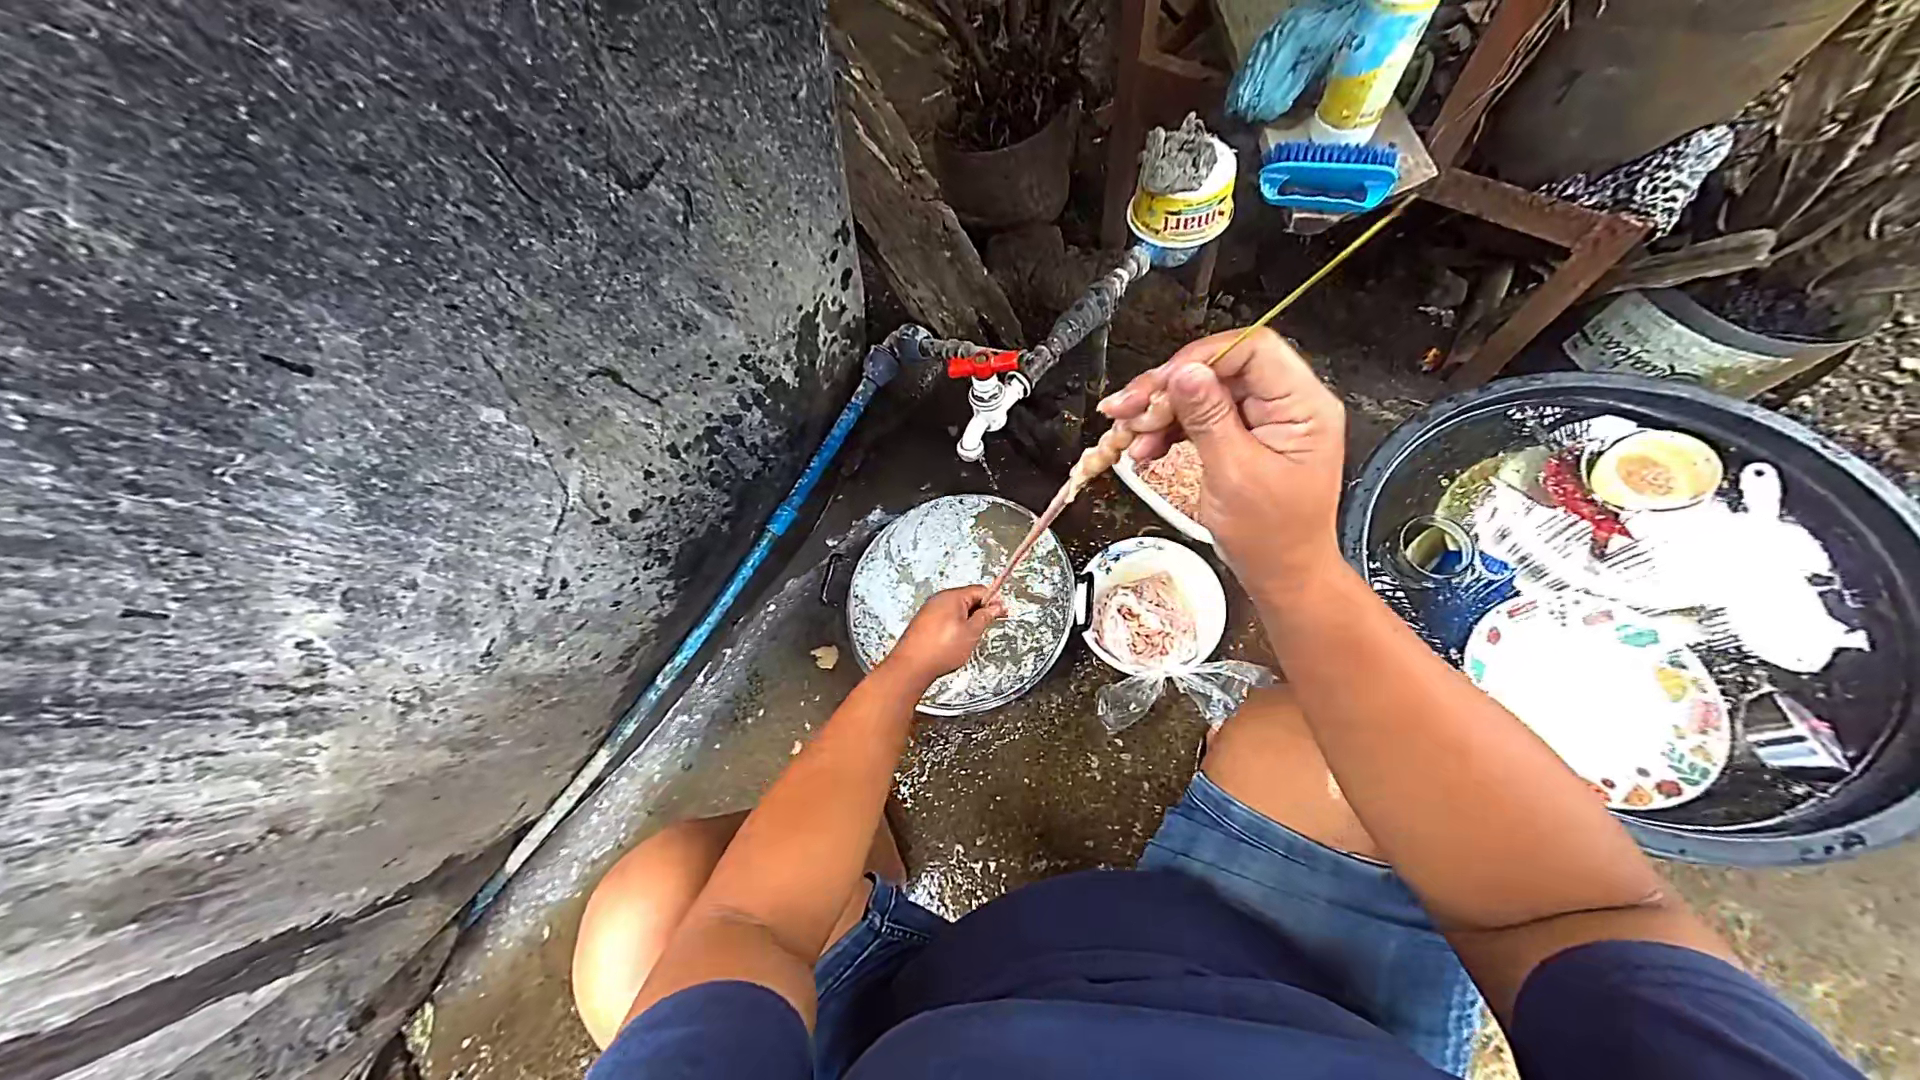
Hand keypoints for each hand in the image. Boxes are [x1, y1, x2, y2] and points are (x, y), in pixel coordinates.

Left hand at [885, 586, 1004, 683]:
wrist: (911, 667)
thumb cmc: (939, 649)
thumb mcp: (971, 632)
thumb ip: (985, 616)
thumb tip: (994, 607)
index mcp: (951, 597)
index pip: (979, 590)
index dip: (993, 601)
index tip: (1002, 612)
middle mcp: (938, 600)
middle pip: (967, 599)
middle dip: (980, 612)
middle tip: (987, 626)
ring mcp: (929, 611)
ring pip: (956, 611)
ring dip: (967, 621)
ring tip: (970, 639)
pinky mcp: (923, 624)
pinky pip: (945, 619)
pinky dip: (954, 628)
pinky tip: (954, 643)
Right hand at [1100, 328, 1345, 590]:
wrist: (1280, 572)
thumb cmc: (1272, 536)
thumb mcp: (1235, 474)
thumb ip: (1208, 418)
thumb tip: (1184, 374)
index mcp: (1302, 407)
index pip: (1251, 351)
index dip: (1199, 359)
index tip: (1159, 384)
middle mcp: (1283, 404)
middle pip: (1218, 370)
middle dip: (1167, 389)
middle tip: (1127, 409)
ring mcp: (1259, 419)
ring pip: (1200, 392)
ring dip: (1159, 412)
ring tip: (1130, 435)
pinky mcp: (1238, 434)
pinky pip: (1196, 417)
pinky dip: (1166, 430)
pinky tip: (1145, 447)